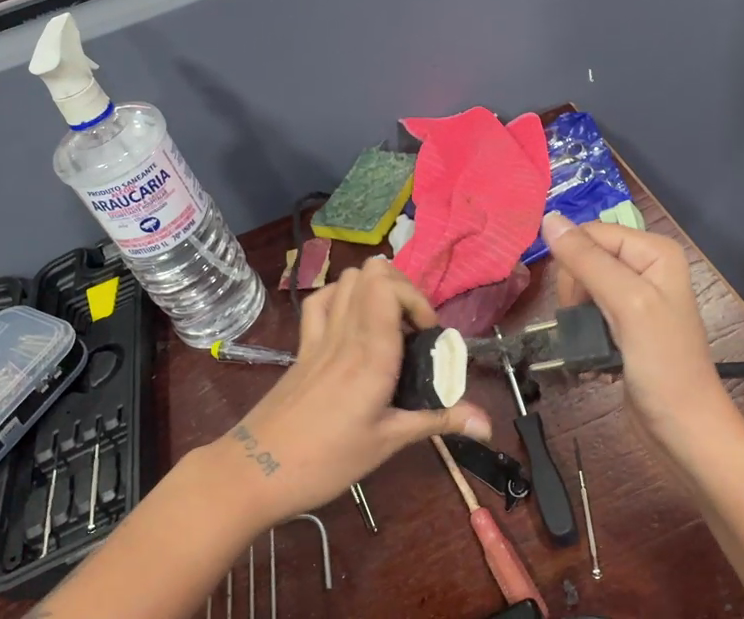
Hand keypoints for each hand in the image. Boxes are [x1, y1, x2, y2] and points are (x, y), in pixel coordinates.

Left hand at [214, 256, 491, 525]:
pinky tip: (352, 323)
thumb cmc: (326, 461)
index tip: (429, 336)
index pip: (390, 288)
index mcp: (370, 353)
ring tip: (389, 324)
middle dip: (402, 288)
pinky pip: (321, 301)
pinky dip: (341, 298)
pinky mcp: (301, 347)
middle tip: (414, 328)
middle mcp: (345, 333)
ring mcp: (318, 336)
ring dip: (373, 289)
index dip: (417, 300)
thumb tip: (487, 425)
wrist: (255, 471)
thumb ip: (438, 421)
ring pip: (346, 279)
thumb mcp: (388, 443)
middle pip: (372, 272)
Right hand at [543, 212, 730, 452]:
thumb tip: (548, 218)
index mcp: (654, 251)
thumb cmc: (663, 365)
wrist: (684, 431)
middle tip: (586, 326)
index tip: (573, 301)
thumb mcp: (626, 304)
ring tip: (590, 347)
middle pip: (585, 259)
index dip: (573, 261)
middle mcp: (646, 267)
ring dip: (577, 318)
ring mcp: (636, 298)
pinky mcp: (624, 326)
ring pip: (581, 288)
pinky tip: (593, 358)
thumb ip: (587, 260)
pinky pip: (588, 314)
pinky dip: (584, 335)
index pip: (591, 233)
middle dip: (575, 292)